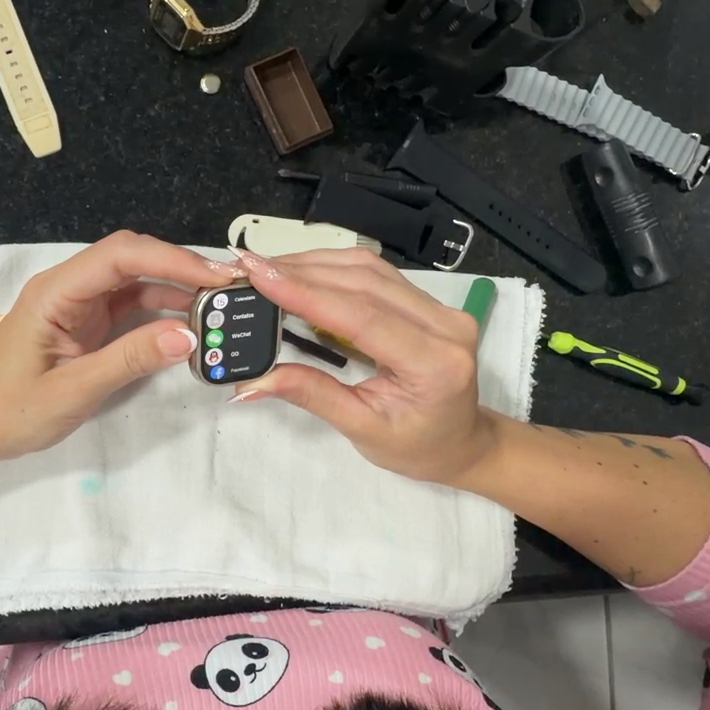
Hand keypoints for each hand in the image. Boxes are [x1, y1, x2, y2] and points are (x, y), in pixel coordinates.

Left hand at [0, 231, 244, 463]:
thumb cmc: (12, 411)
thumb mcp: (74, 390)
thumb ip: (129, 360)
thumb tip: (187, 336)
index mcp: (55, 292)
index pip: (119, 256)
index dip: (171, 259)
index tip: (215, 277)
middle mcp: (67, 287)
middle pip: (130, 257)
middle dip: (180, 266)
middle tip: (228, 286)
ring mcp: (78, 303)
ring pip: (134, 278)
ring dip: (175, 286)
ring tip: (219, 301)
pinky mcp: (86, 322)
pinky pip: (129, 303)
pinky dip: (161, 308)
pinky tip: (189, 319)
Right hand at [231, 247, 499, 486]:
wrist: (460, 443)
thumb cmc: (416, 446)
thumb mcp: (362, 428)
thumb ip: (311, 394)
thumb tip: (253, 382)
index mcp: (434, 363)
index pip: (361, 315)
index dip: (307, 292)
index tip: (259, 275)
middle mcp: (444, 325)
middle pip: (363, 283)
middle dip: (301, 272)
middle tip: (248, 268)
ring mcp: (440, 308)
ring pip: (368, 269)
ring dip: (313, 264)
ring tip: (266, 268)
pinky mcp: (427, 301)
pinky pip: (375, 274)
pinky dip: (331, 269)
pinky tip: (299, 271)